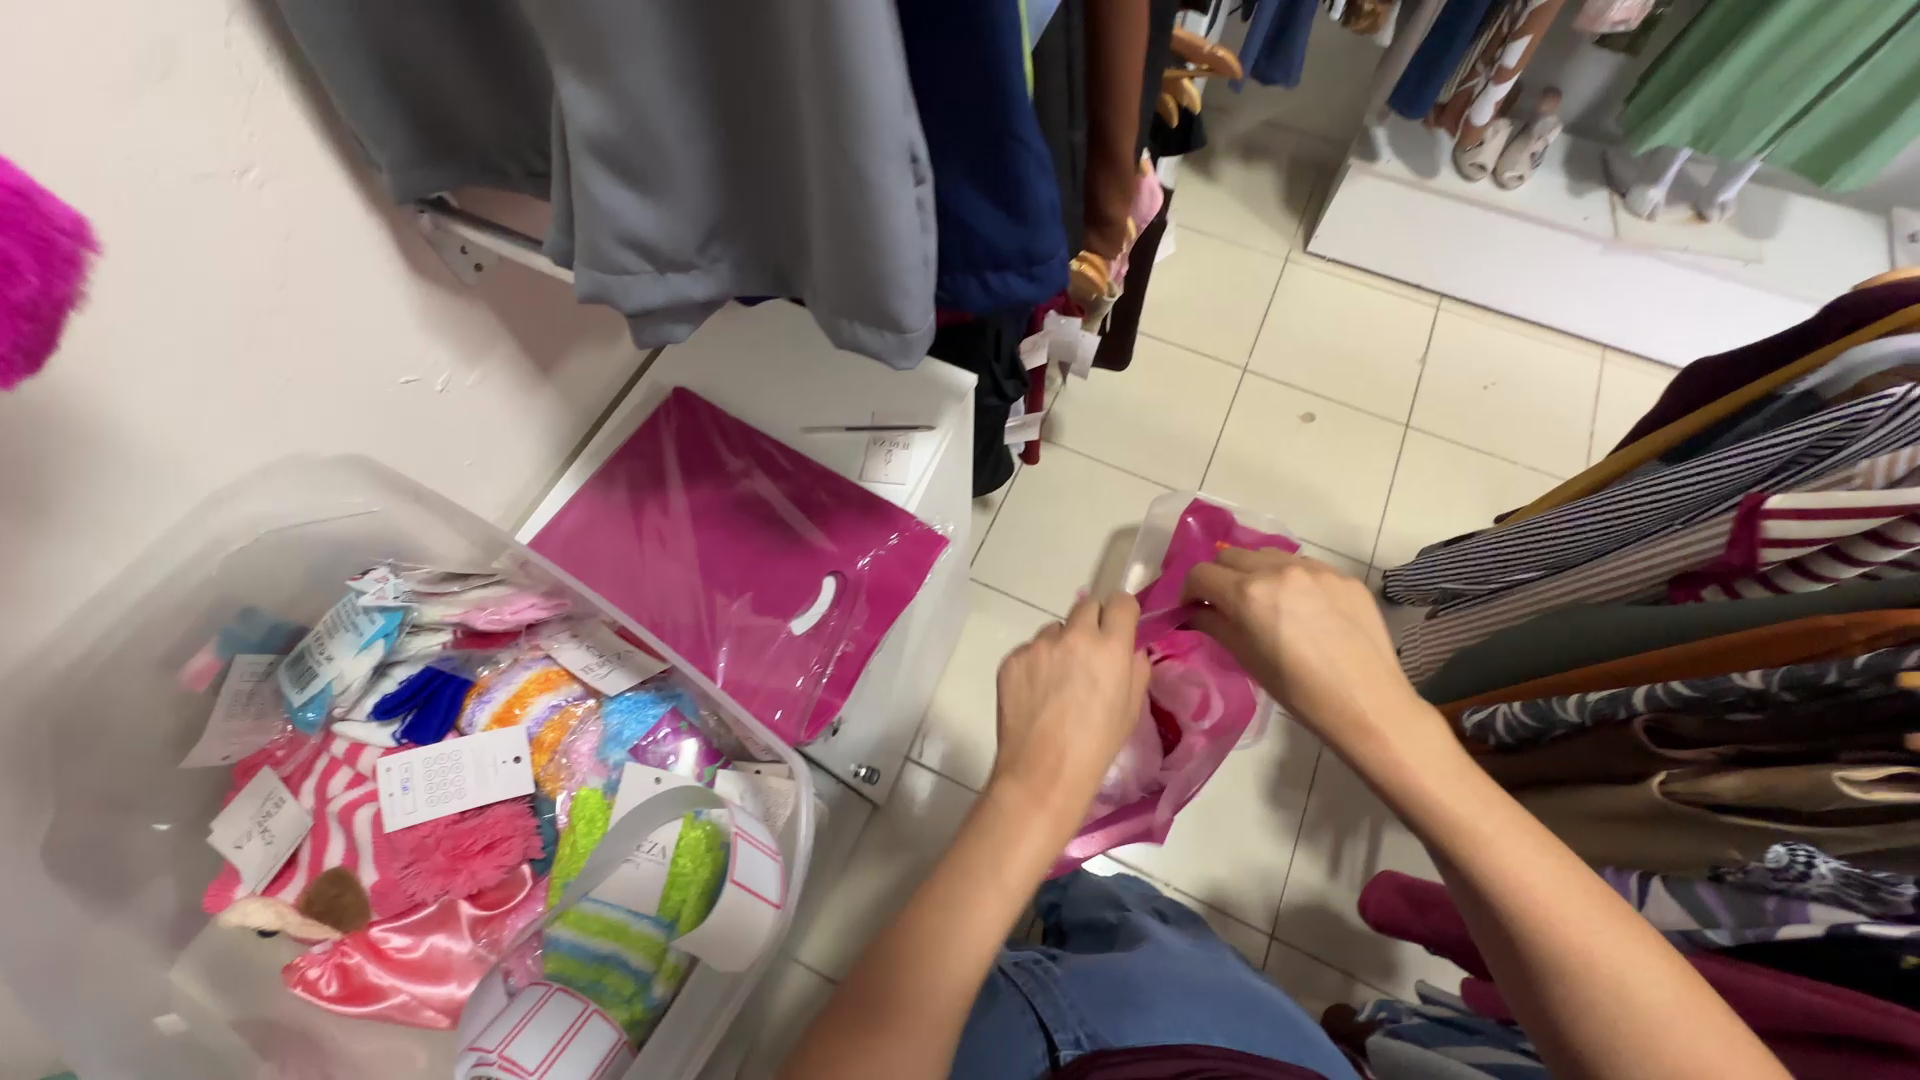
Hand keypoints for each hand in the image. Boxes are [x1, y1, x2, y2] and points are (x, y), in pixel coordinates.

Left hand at [990, 592, 1151, 824]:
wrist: (1043, 771)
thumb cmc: (1097, 745)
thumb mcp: (1132, 709)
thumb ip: (1135, 669)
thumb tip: (1129, 650)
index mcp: (1110, 646)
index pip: (1120, 602)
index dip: (1121, 613)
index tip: (1119, 626)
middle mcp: (1074, 636)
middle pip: (1086, 606)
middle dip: (1092, 623)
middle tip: (1089, 654)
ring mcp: (1038, 646)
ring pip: (1054, 630)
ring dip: (1060, 645)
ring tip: (1058, 683)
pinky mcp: (1012, 659)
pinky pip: (1030, 650)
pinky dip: (1035, 665)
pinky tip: (1036, 695)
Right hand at [1183, 548, 1446, 760]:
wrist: (1366, 701)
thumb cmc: (1298, 690)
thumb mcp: (1246, 658)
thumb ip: (1214, 625)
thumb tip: (1195, 611)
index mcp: (1248, 594)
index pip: (1201, 574)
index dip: (1190, 590)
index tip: (1194, 607)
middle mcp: (1278, 570)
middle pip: (1230, 555)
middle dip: (1220, 576)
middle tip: (1226, 603)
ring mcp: (1315, 569)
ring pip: (1268, 554)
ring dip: (1255, 571)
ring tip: (1266, 601)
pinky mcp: (1343, 576)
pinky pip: (1304, 566)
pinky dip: (1290, 579)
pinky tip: (1303, 608)